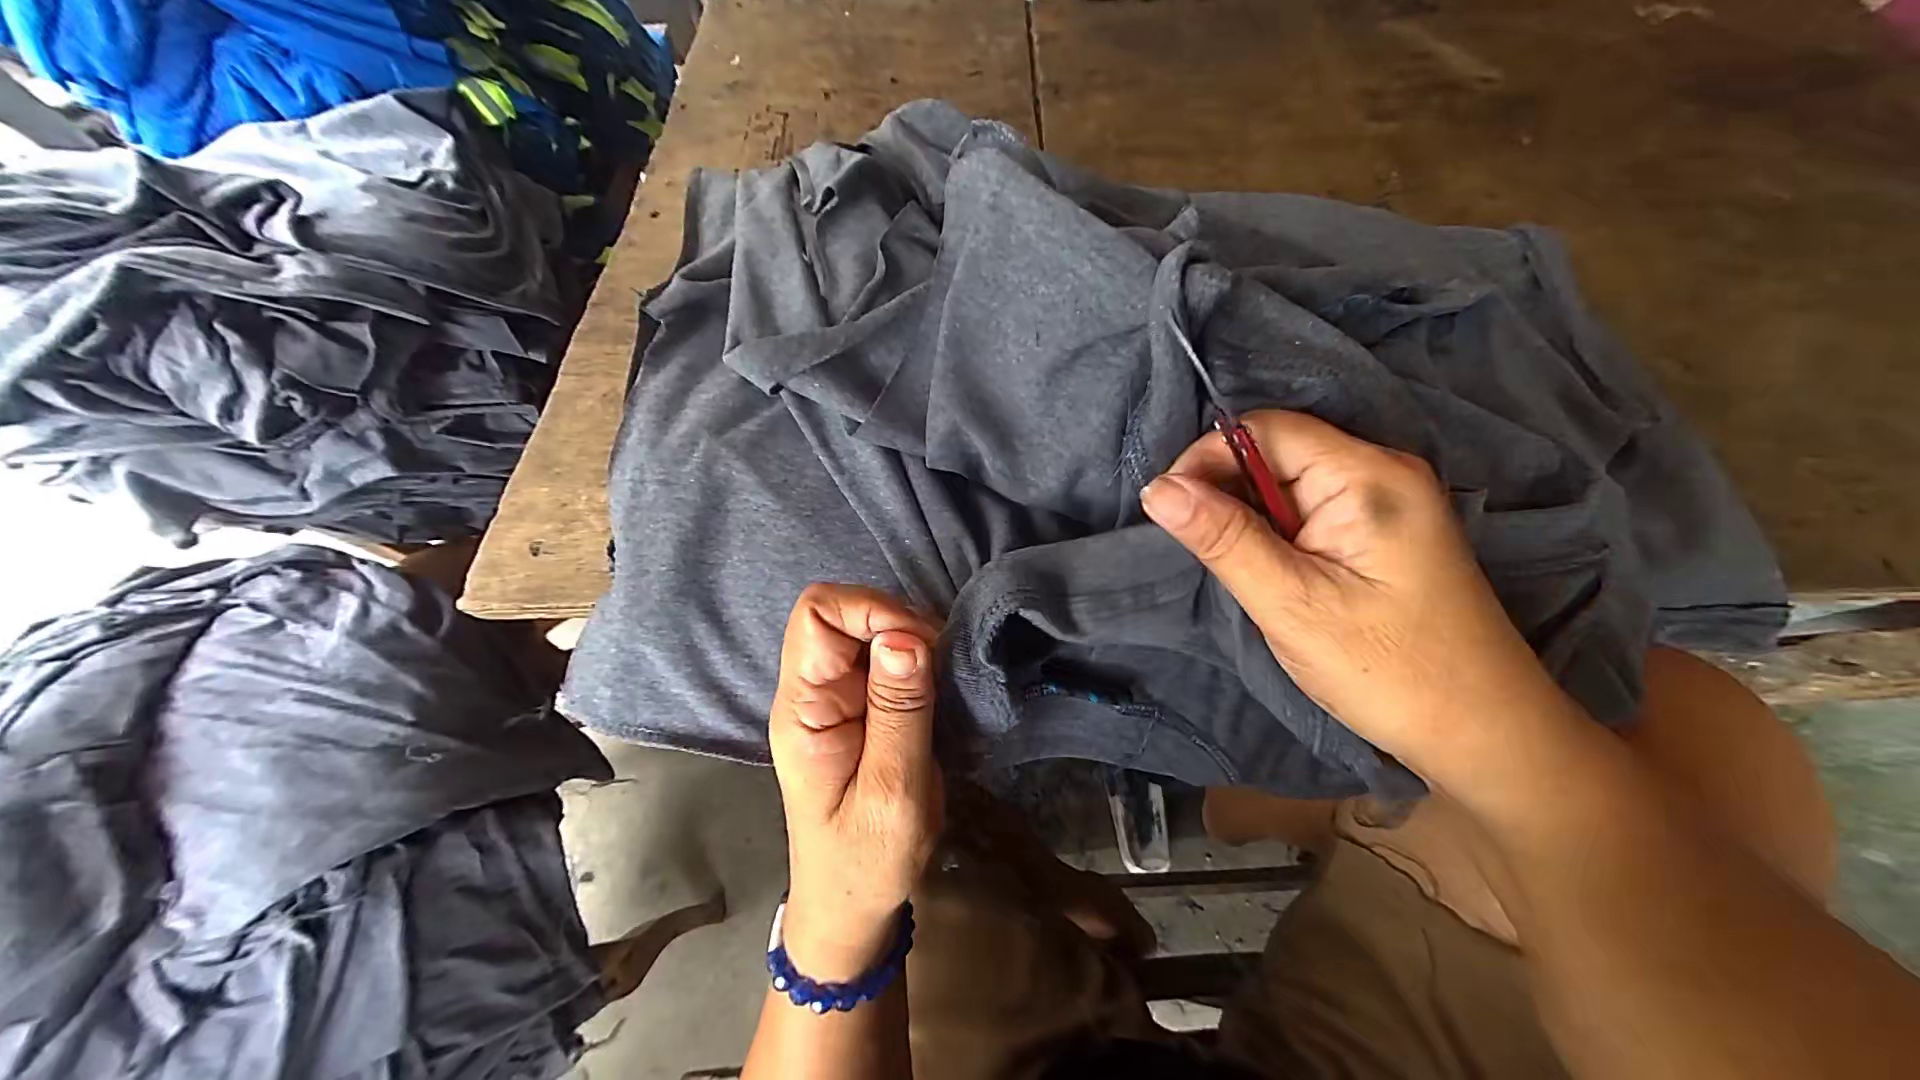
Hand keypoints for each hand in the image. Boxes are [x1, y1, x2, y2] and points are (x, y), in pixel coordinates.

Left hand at [767, 584, 944, 980]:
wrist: (852, 904)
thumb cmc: (866, 862)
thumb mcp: (893, 793)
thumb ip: (899, 711)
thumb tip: (904, 636)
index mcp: (803, 708)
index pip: (817, 614)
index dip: (869, 609)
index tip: (921, 644)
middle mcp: (811, 691)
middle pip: (842, 613)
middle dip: (897, 623)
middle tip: (942, 666)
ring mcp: (835, 696)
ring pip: (867, 630)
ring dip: (911, 641)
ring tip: (943, 679)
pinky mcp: (860, 706)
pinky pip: (885, 657)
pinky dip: (917, 658)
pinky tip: (938, 686)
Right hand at [1140, 410, 1577, 785]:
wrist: (1484, 734)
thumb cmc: (1388, 671)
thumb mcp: (1291, 603)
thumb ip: (1223, 537)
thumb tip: (1157, 488)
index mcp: (1367, 475)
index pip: (1265, 429)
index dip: (1208, 458)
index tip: (1170, 511)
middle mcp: (1379, 471)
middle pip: (1274, 451)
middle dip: (1223, 492)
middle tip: (1202, 550)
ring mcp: (1382, 501)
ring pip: (1283, 483)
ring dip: (1243, 517)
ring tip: (1233, 566)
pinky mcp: (1375, 532)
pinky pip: (1302, 509)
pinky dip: (1269, 533)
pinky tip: (1263, 569)